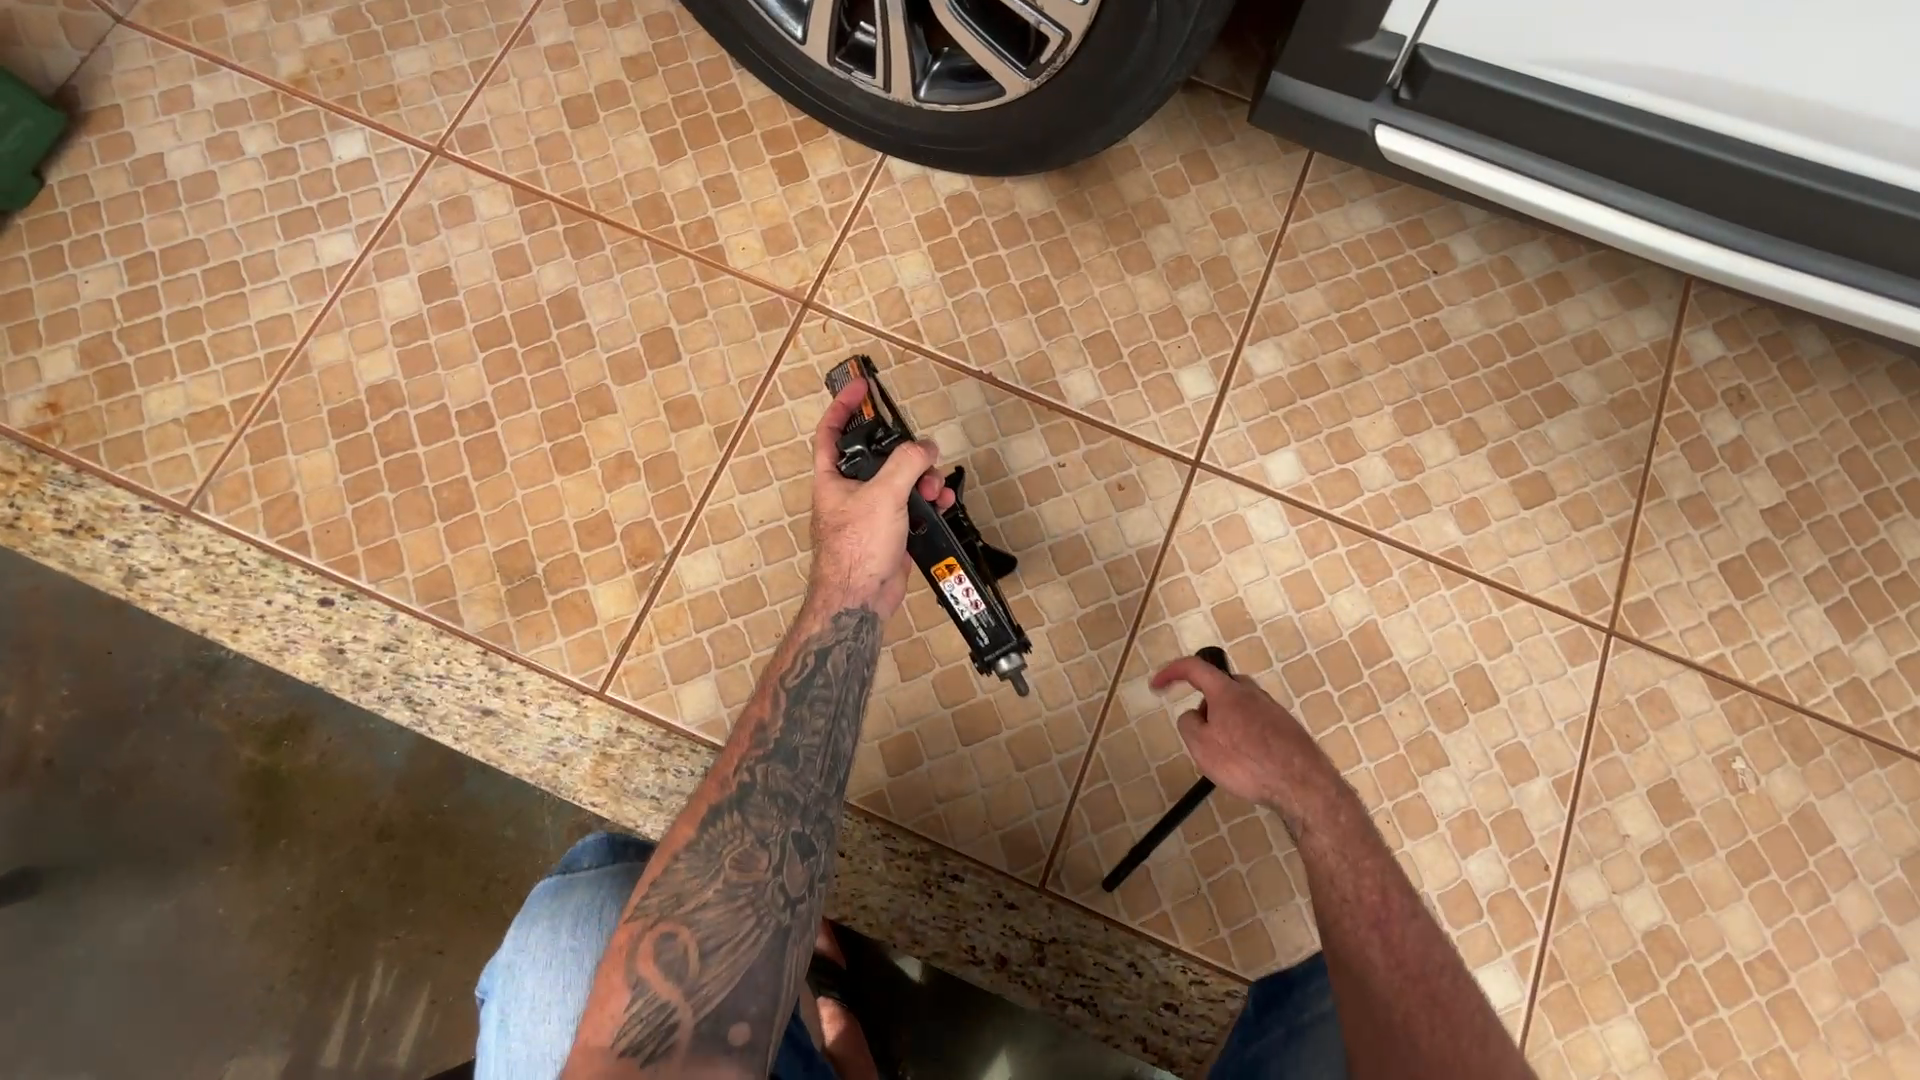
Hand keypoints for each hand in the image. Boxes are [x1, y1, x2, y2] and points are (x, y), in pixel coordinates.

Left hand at [809, 376, 954, 617]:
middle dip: (907, 453)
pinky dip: (930, 502)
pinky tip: (943, 504)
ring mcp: (872, 512)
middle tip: (924, 454)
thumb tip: (925, 447)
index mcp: (833, 477)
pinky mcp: (891, 530)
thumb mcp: (882, 495)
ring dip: (924, 480)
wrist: (861, 598)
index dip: (843, 406)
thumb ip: (906, 464)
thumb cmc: (856, 550)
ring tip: (936, 490)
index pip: (832, 431)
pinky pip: (914, 506)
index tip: (861, 387)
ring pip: (902, 481)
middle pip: (880, 456)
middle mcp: (851, 491)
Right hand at [1151, 656, 1348, 836]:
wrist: (1302, 785)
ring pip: (1238, 708)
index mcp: (1227, 691)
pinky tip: (1248, 764)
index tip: (1157, 685)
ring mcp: (1273, 709)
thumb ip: (1189, 723)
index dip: (1171, 672)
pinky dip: (1244, 738)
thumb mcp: (1201, 746)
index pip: (1193, 668)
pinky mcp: (1287, 729)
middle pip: (1219, 688)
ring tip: (1227, 759)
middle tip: (1201, 735)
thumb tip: (1195, 715)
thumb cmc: (1245, 762)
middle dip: (1205, 706)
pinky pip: (1255, 725)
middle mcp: (1252, 693)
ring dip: (1225, 725)